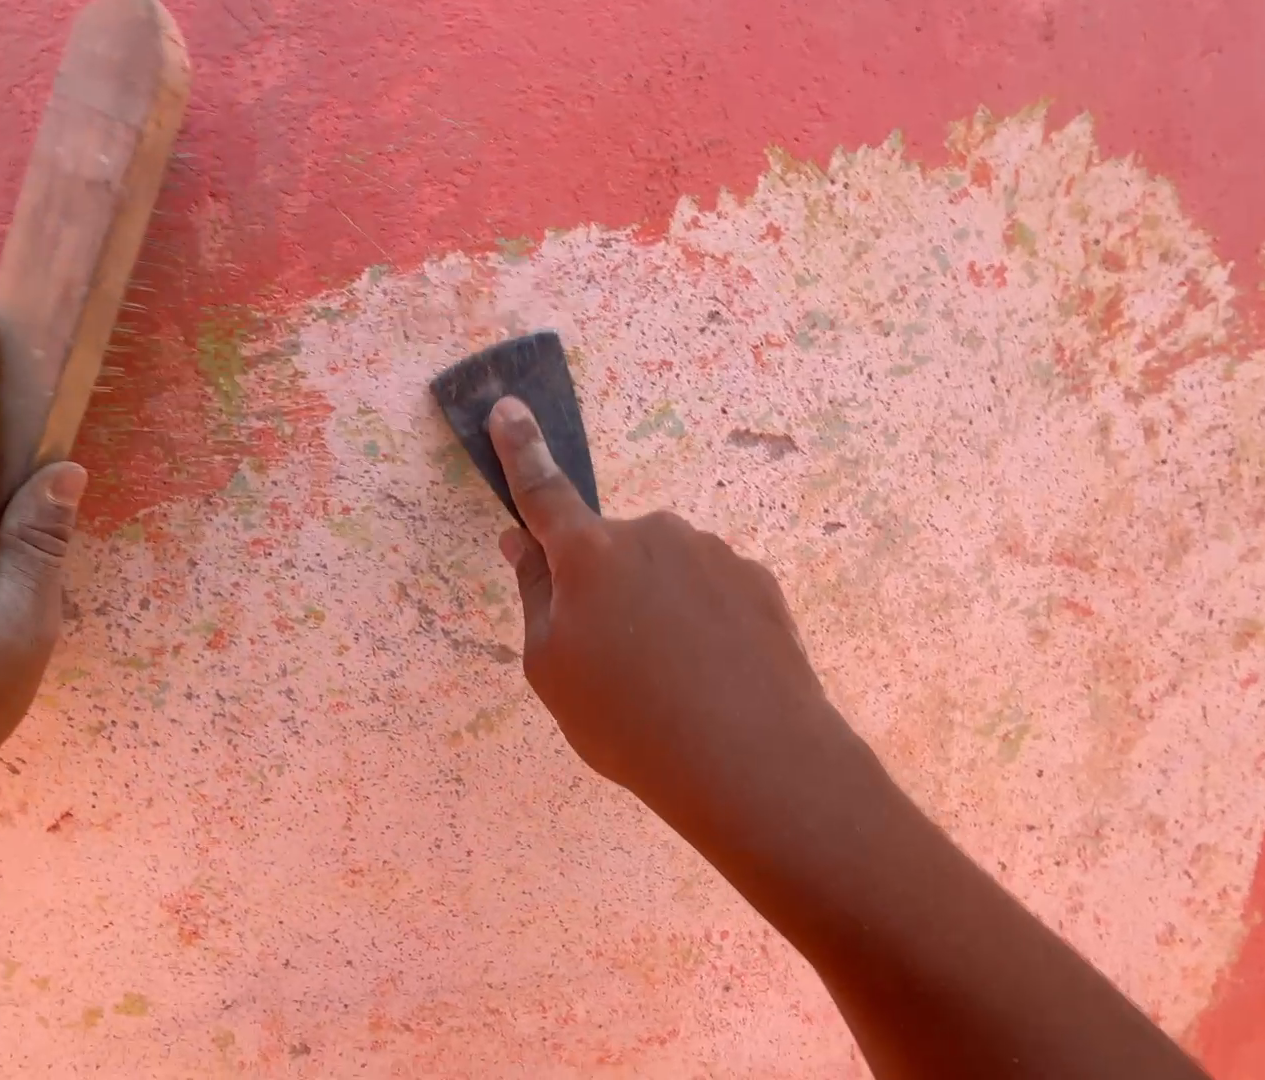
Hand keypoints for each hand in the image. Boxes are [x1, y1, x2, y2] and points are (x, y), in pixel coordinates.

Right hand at [488, 397, 877, 846]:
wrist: (754, 763)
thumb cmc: (626, 720)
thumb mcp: (550, 669)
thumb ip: (534, 595)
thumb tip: (521, 542)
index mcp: (590, 554)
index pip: (541, 490)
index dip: (520, 449)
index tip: (506, 407)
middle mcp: (652, 534)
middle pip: (607, 549)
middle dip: (601, 584)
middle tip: (612, 657)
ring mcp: (711, 554)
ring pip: (661, 570)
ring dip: (654, 604)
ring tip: (670, 678)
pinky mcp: (757, 581)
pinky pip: (708, 588)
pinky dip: (699, 619)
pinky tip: (712, 673)